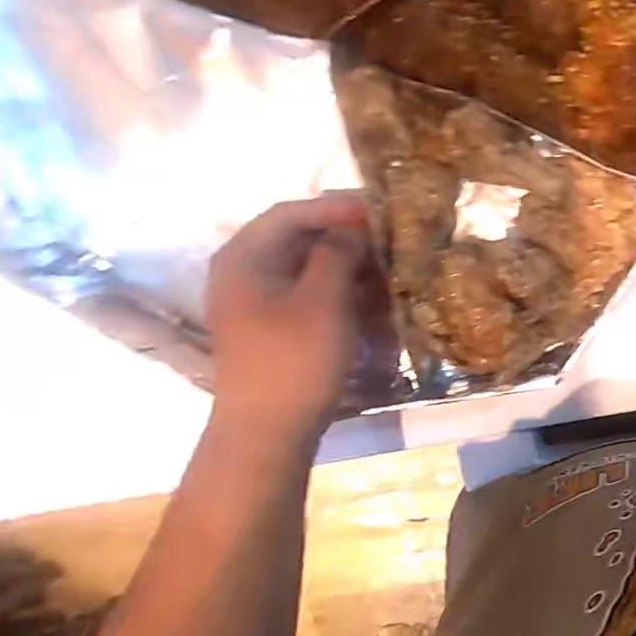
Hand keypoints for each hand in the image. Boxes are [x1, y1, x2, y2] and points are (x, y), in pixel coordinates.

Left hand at [206, 193, 369, 436]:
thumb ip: (338, 254)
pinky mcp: (277, 324)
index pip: (292, 213)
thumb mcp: (323, 302)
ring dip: (350, 263)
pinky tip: (374, 296)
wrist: (269, 429)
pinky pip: (312, 292)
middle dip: (347, 235)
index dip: (337, 207)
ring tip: (389, 266)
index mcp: (245, 257)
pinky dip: (343, 288)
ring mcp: (260, 299)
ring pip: (309, 265)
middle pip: (299, 237)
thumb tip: (354, 227)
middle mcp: (246, 270)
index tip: (380, 209)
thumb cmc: (294, 360)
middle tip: (390, 237)